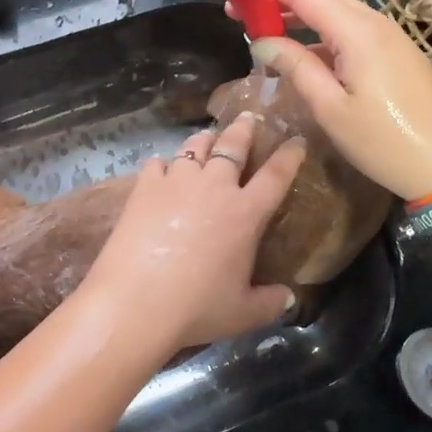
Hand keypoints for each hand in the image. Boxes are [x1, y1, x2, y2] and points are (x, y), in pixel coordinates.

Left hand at [78, 114, 300, 352]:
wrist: (136, 300)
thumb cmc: (197, 307)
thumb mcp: (244, 313)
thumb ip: (270, 302)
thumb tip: (288, 297)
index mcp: (246, 213)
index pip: (276, 175)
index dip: (289, 155)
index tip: (296, 140)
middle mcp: (214, 187)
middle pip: (233, 146)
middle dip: (244, 129)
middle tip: (249, 118)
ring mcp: (176, 181)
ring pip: (194, 147)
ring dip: (205, 139)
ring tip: (208, 137)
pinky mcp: (144, 186)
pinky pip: (158, 163)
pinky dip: (164, 163)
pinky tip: (163, 167)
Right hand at [240, 0, 431, 202]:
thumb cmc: (385, 142)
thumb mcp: (331, 108)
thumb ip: (295, 67)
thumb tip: (261, 41)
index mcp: (357, 32)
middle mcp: (375, 23)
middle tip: (243, 12)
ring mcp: (392, 37)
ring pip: (339, 11)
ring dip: (302, 14)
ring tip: (267, 30)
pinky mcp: (399, 54)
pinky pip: (353, 29)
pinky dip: (323, 31)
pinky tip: (306, 52)